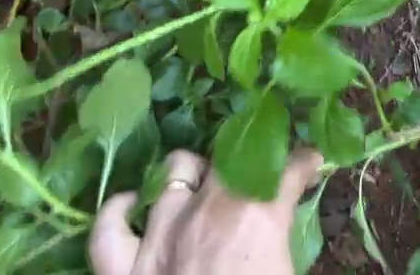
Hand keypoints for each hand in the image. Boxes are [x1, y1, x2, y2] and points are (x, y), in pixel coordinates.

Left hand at [89, 148, 320, 274]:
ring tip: (199, 185)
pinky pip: (108, 230)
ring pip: (174, 172)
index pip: (291, 167)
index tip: (310, 164)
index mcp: (260, 212)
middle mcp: (210, 209)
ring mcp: (162, 235)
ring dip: (190, 173)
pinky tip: (128, 204)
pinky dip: (117, 212)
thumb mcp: (288, 272)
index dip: (304, 163)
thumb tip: (284, 235)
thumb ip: (286, 246)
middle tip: (254, 179)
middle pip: (230, 156)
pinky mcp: (122, 269)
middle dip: (248, 159)